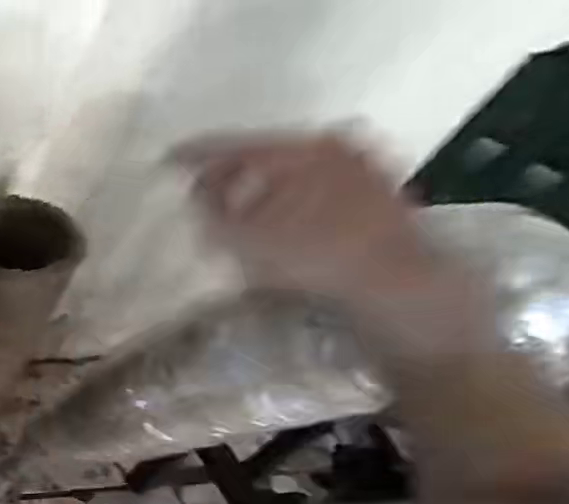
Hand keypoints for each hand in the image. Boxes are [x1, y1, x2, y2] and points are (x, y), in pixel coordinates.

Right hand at [175, 132, 495, 357]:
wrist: (400, 291)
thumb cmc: (319, 263)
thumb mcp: (249, 242)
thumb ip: (215, 214)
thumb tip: (197, 191)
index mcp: (307, 150)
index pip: (240, 147)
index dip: (199, 156)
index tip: (168, 161)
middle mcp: (339, 149)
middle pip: (268, 157)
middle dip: (231, 175)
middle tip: (196, 192)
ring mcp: (362, 173)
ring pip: (292, 177)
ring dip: (258, 194)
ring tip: (228, 213)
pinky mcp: (374, 202)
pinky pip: (312, 194)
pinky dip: (284, 207)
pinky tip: (270, 228)